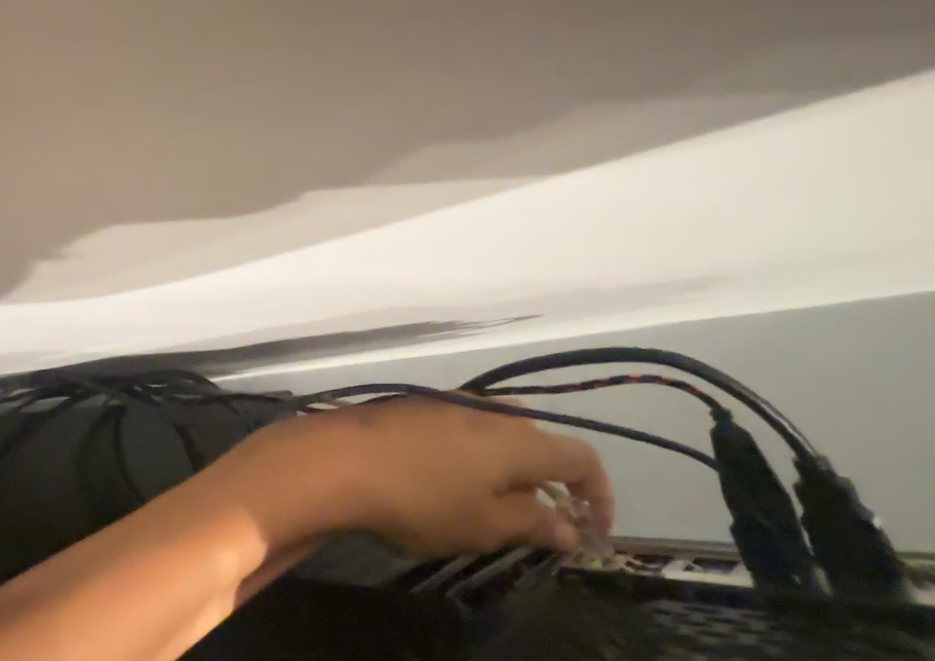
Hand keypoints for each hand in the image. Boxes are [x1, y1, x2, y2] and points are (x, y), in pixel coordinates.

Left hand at [207, 397, 615, 557]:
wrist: (336, 460)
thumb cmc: (418, 499)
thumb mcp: (484, 524)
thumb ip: (533, 523)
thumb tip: (572, 527)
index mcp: (516, 438)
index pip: (581, 456)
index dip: (598, 494)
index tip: (592, 531)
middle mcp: (488, 410)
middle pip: (537, 439)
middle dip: (547, 479)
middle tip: (535, 521)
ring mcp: (447, 403)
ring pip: (496, 432)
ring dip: (506, 468)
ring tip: (489, 507)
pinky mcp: (413, 406)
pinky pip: (461, 428)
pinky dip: (472, 455)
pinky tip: (448, 482)